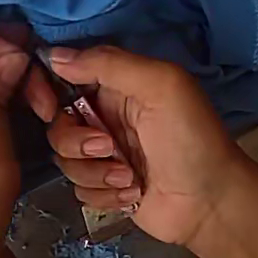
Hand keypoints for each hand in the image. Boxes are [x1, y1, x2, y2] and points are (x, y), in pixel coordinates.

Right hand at [41, 45, 255, 246]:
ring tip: (130, 178)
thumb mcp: (160, 86)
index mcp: (116, 87)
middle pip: (57, 127)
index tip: (52, 108)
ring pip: (65, 162)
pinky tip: (133, 194)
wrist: (210, 203)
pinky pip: (79, 190)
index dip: (47, 92)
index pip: (63, 79)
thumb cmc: (192, 139)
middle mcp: (105, 118)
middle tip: (109, 148)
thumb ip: (108, 64)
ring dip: (96, 173)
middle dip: (77, 143)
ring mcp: (104, 156)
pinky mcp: (104, 188)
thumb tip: (54, 55)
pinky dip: (105, 195)